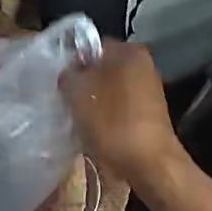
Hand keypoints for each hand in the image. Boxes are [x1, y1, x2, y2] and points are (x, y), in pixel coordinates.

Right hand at [59, 42, 184, 188]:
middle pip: (103, 71)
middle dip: (84, 86)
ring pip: (110, 93)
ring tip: (79, 121)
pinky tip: (96, 134)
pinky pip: (120, 112)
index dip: (74, 63)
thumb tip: (71, 72)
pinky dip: (107, 120)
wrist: (149, 163)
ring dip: (94, 105)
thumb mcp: (78, 92)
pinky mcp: (149, 118)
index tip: (61, 83)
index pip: (93, 47)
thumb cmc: (112, 122)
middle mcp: (145, 67)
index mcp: (131, 52)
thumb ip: (70, 74)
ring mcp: (150, 94)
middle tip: (67, 102)